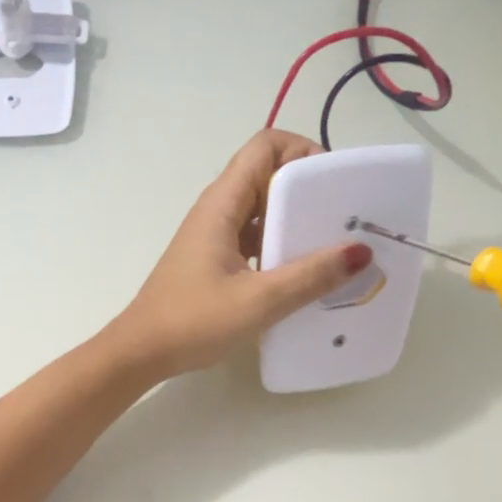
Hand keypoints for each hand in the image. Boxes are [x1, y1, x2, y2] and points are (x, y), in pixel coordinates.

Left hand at [103, 130, 373, 376]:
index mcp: (222, 204)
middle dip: (308, 190)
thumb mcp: (259, 302)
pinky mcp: (212, 264)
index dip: (303, 151)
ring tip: (331, 250)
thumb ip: (310, 276)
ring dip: (295, 223)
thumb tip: (360, 252)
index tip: (333, 184)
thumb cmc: (193, 323)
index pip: (266, 146)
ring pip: (261, 212)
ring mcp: (212, 239)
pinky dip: (278, 249)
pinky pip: (253, 241)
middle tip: (344, 220)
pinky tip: (301, 278)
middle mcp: (216, 212)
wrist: (140, 354)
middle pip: (268, 177)